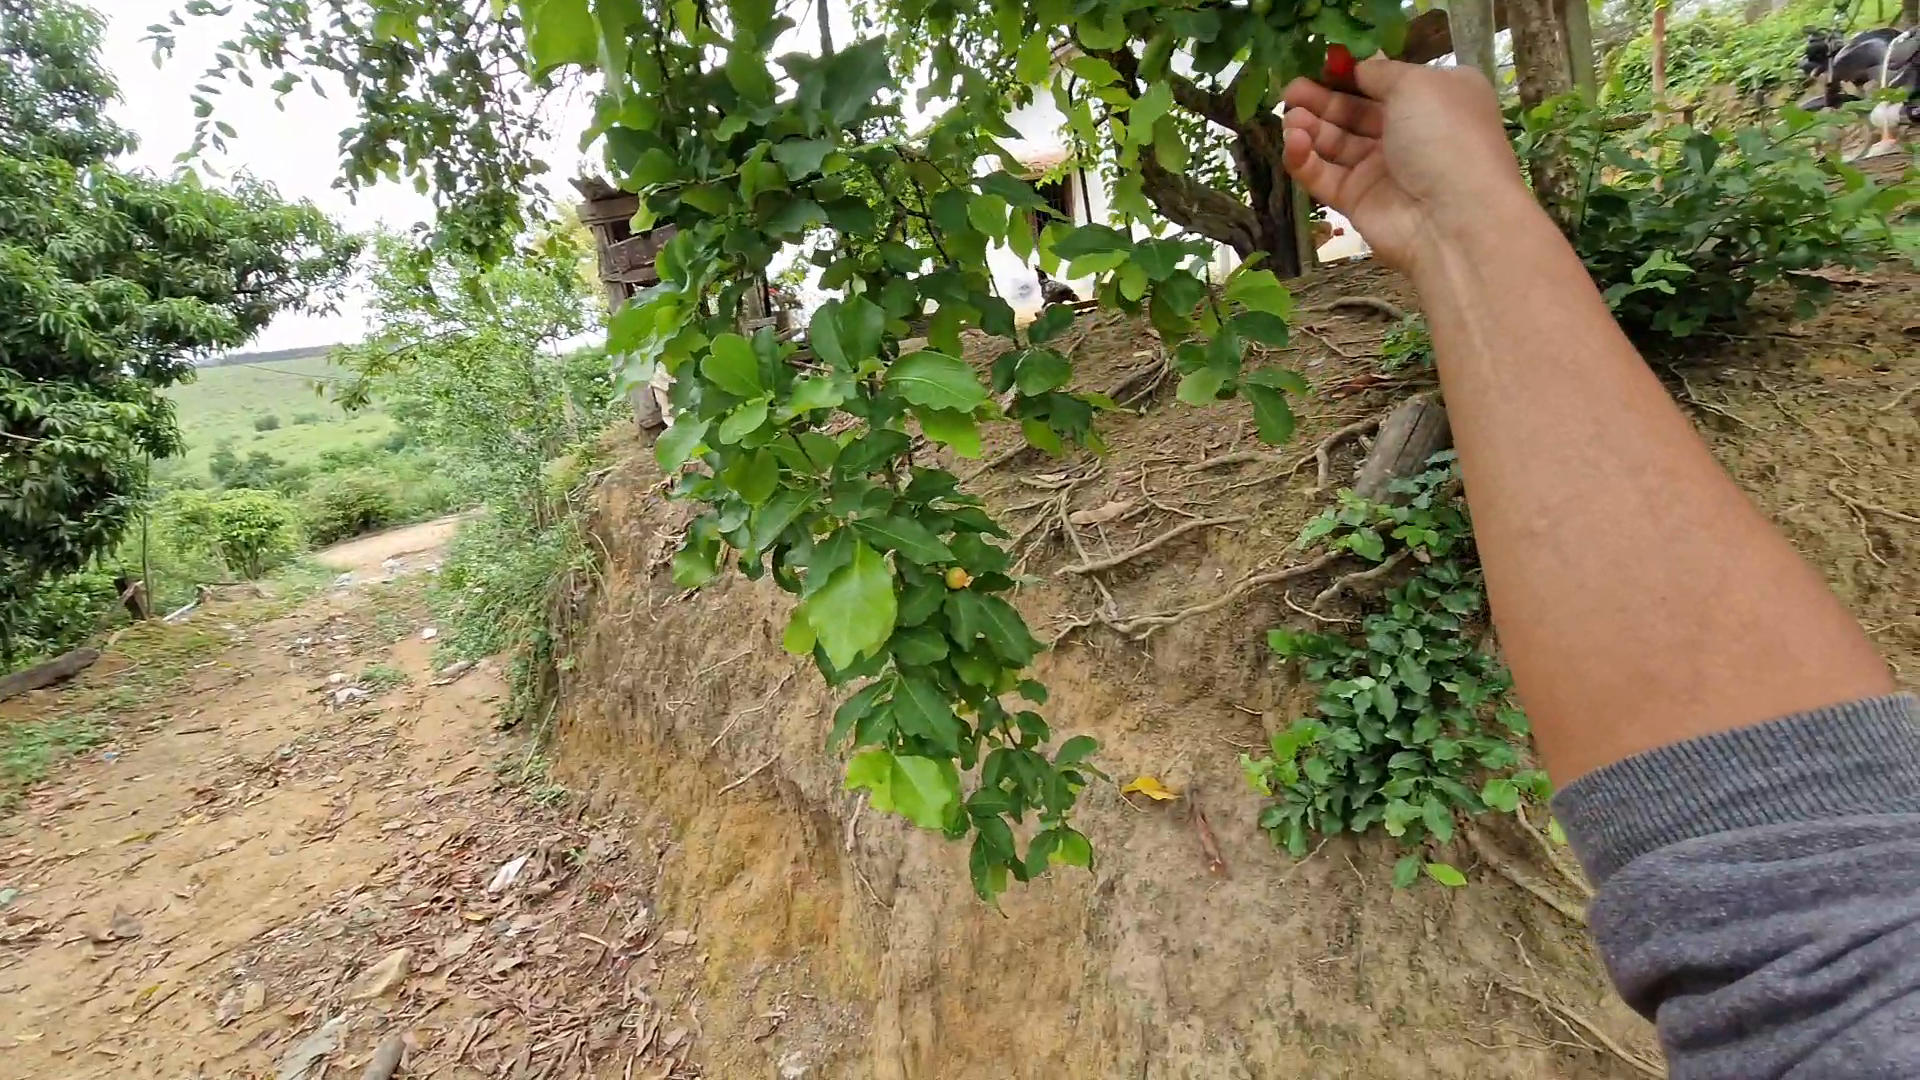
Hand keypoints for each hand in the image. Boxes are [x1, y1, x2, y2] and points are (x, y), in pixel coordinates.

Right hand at [1281, 58, 1531, 275]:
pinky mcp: (1354, 200)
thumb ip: (1381, 73)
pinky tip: (1292, 144)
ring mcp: (1378, 169)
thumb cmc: (1445, 136)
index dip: (1350, 74)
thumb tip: (1358, 65)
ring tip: (1288, 119)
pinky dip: (1305, 160)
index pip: (1382, 82)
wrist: (1451, 216)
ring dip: (1309, 130)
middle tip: (1288, 92)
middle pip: (1352, 113)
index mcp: (1431, 98)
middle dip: (1320, 101)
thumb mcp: (1418, 85)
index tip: (1319, 67)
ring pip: (1334, 144)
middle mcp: (1405, 132)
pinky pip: (1324, 176)